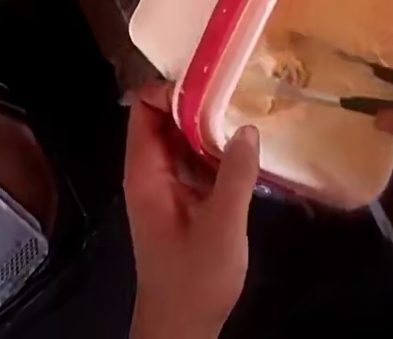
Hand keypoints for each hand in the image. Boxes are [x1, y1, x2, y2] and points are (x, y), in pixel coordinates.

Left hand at [124, 83, 257, 338]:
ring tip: (247, 100)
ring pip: (184, 134)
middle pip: (165, 116)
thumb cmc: (194, 281)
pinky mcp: (187, 197)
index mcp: (146, 174)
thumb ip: (235, 175)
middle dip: (197, 97)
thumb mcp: (221, 227)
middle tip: (237, 82)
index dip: (170, 88)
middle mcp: (153, 172)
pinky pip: (198, 154)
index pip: (143, 109)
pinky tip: (247, 137)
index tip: (210, 80)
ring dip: (210, 118)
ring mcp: (169, 184)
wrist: (182, 333)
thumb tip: (248, 126)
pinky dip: (217, 141)